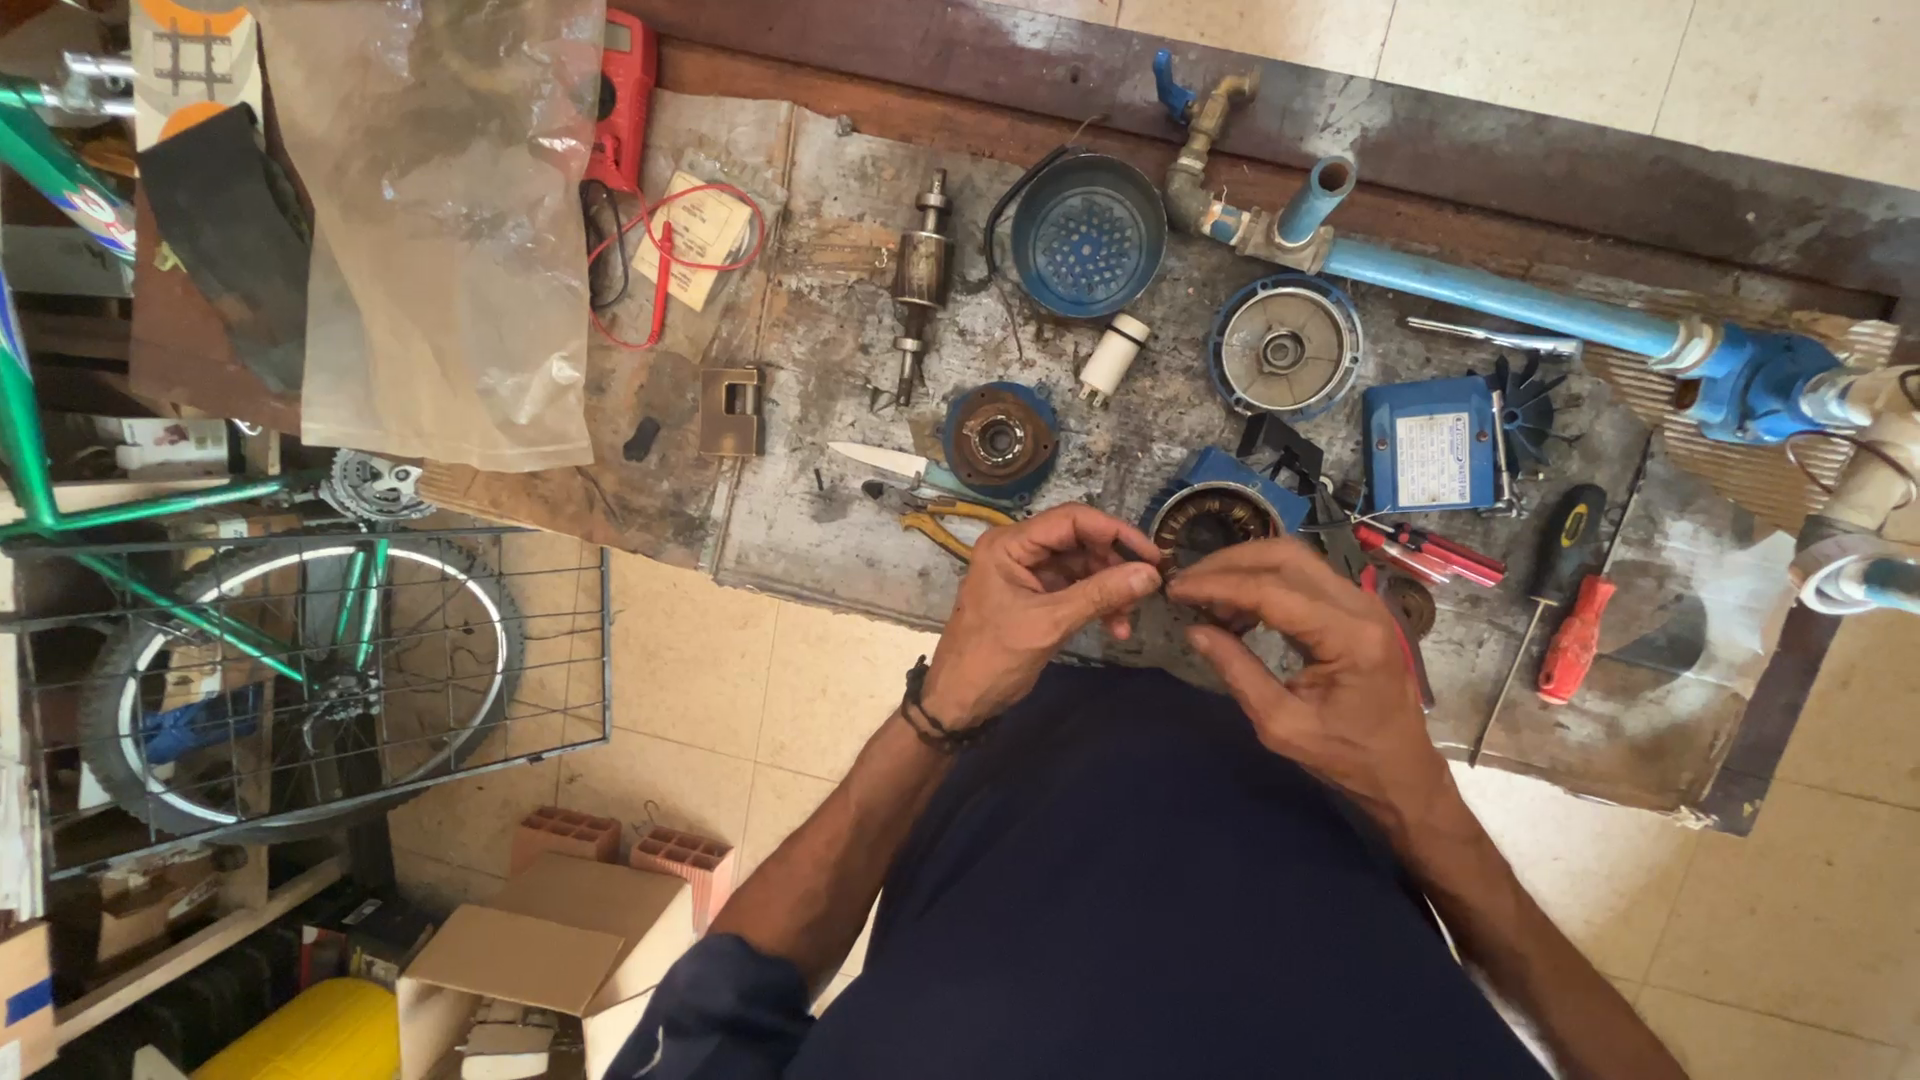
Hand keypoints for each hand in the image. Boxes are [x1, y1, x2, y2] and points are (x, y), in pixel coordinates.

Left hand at [921, 504, 1162, 726]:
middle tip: (1146, 588)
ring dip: (1109, 588)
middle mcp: (1017, 549)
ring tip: (1129, 616)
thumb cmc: (993, 657)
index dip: (1114, 532)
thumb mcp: (1049, 623)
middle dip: (1114, 564)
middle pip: (1079, 540)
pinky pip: (1074, 588)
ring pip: (1081, 565)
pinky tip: (1116, 627)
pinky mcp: (1035, 595)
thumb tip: (1150, 574)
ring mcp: (1026, 572)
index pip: (1071, 519)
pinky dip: (1096, 604)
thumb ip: (1099, 594)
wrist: (959, 700)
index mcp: (1009, 544)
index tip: (1152, 554)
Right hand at [1165, 537, 1449, 832]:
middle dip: (1227, 564)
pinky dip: (1262, 580)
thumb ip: (1238, 672)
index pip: (1271, 591)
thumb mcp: (1281, 724)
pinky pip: (1302, 575)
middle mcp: (1361, 606)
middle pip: (1284, 556)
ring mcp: (1362, 601)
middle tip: (1185, 583)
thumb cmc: (1346, 756)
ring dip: (1243, 567)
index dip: (1217, 585)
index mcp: (1350, 637)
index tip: (1176, 589)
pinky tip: (1236, 607)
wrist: (1402, 769)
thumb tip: (1194, 630)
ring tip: (1206, 596)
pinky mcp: (1356, 606)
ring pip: (1293, 558)